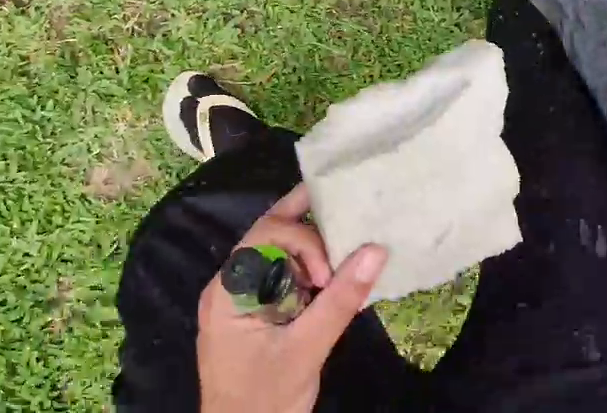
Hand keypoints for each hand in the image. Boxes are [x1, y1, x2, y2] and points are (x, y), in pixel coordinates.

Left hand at [196, 185, 388, 412]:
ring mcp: (245, 298)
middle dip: (311, 223)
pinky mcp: (261, 313)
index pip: (266, 234)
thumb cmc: (265, 403)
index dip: (304, 241)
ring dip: (315, 249)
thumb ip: (340, 300)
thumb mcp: (306, 351)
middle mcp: (232, 285)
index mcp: (229, 290)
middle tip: (349, 213)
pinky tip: (337, 277)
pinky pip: (287, 274)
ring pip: (282, 250)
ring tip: (347, 255)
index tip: (328, 277)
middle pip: (271, 232)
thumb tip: (377, 249)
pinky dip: (313, 270)